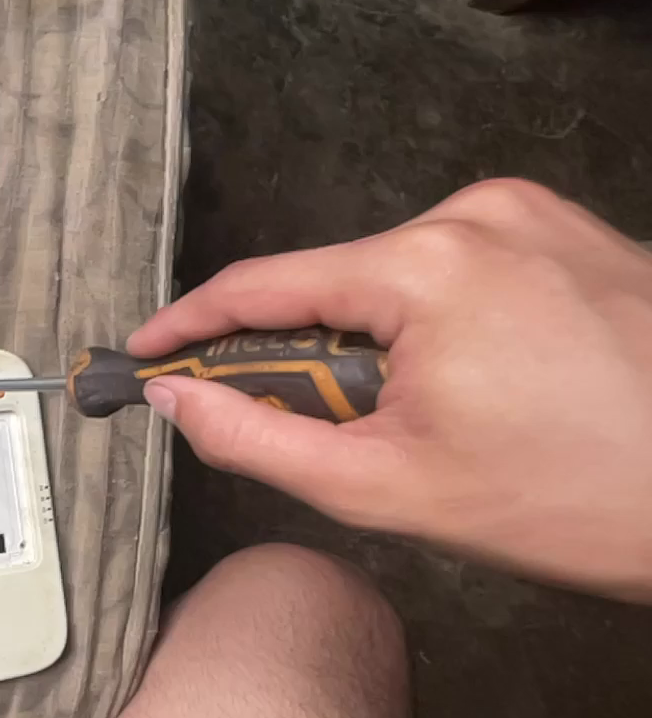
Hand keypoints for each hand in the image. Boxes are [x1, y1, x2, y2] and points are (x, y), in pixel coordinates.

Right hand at [129, 178, 651, 601]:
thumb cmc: (578, 502)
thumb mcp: (380, 486)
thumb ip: (249, 438)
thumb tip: (170, 396)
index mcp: (425, 267)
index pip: (255, 287)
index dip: (182, 325)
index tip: (139, 357)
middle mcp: (472, 216)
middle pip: (315, 285)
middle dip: (278, 351)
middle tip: (277, 416)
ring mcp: (525, 216)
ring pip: (369, 281)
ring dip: (341, 344)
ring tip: (377, 412)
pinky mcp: (559, 232)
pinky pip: (430, 274)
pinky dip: (400, 326)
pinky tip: (437, 381)